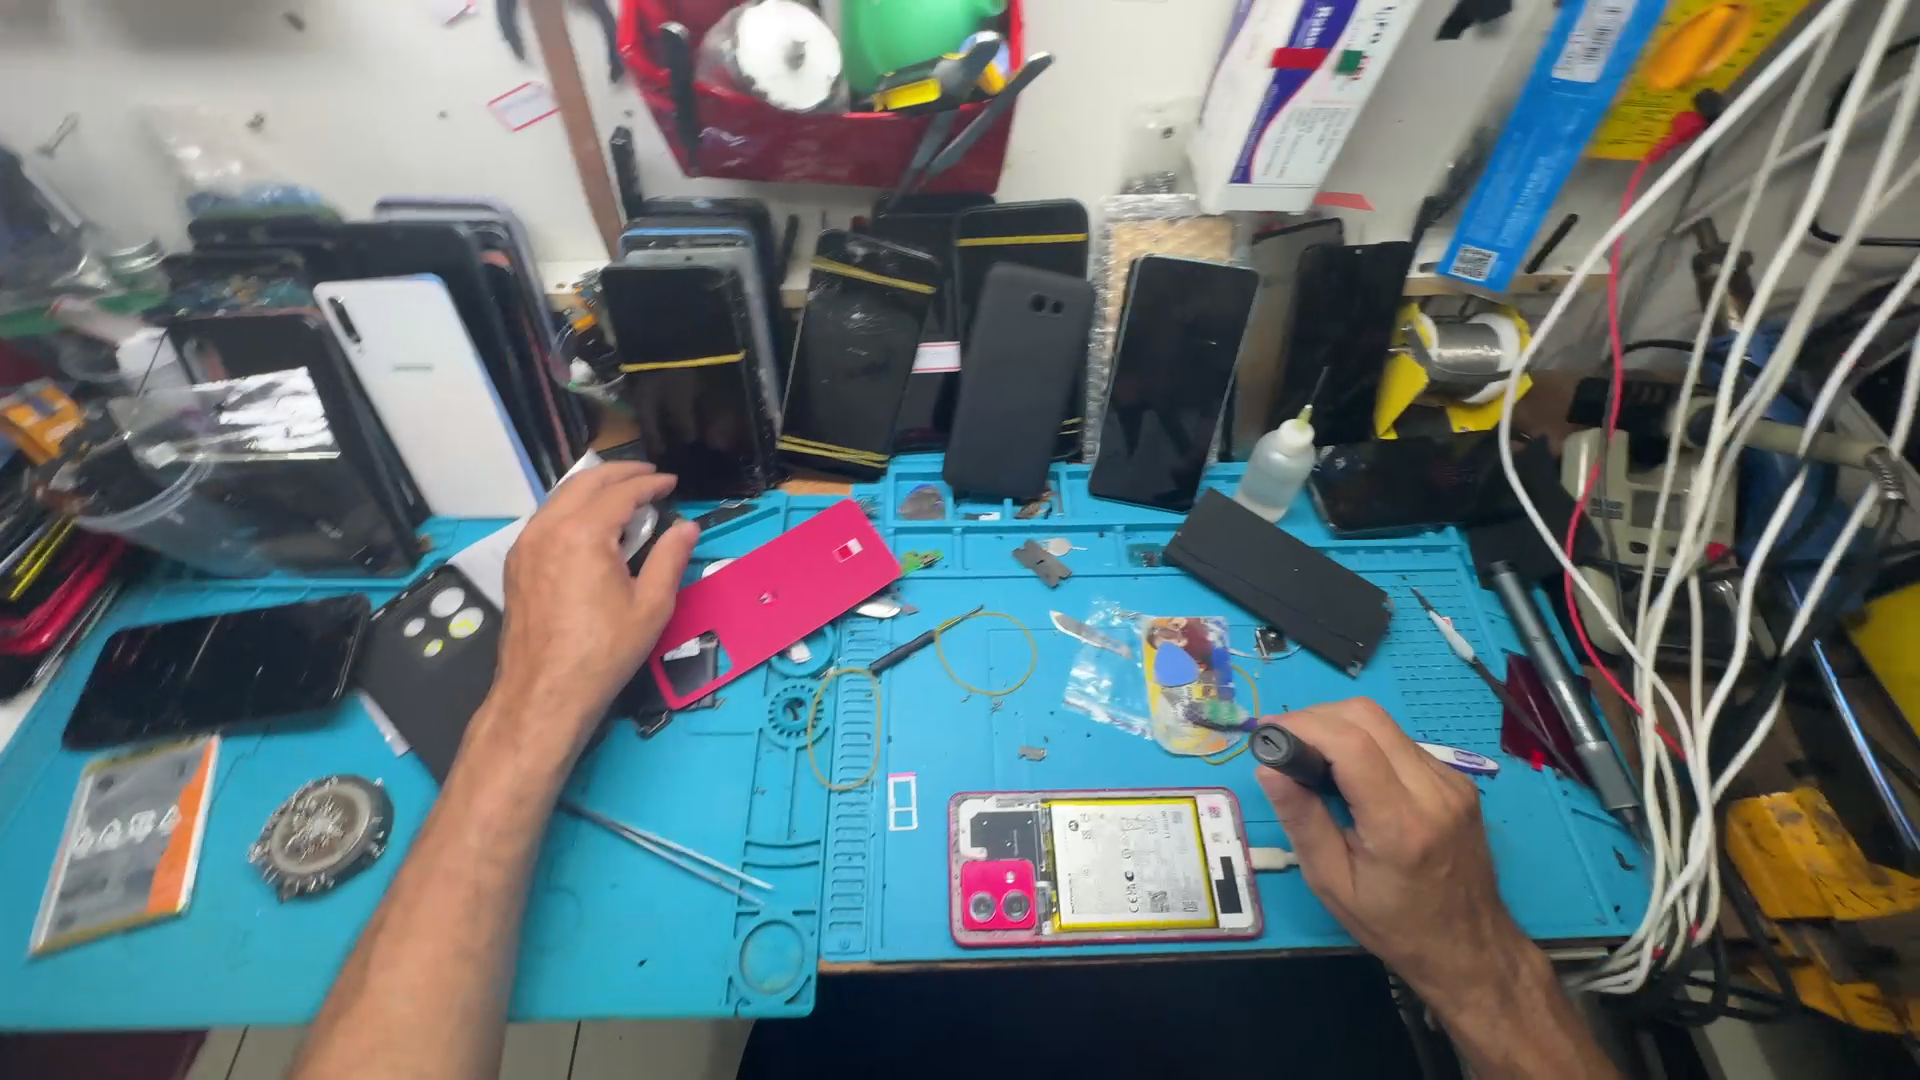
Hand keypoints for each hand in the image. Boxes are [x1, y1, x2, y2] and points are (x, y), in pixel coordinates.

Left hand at [492, 462, 697, 755]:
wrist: (546, 691)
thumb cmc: (605, 650)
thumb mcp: (652, 604)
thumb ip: (670, 557)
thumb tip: (687, 527)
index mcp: (583, 534)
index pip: (621, 493)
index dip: (650, 483)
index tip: (671, 483)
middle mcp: (547, 529)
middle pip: (584, 483)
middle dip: (619, 473)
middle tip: (649, 475)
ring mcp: (526, 546)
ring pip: (560, 497)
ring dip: (594, 488)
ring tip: (624, 494)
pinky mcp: (517, 564)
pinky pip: (547, 518)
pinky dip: (573, 507)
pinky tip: (593, 523)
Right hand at [1254, 697, 1534, 1003]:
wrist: (1472, 950)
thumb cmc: (1393, 924)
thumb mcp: (1331, 882)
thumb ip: (1301, 820)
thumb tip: (1266, 767)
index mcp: (1400, 825)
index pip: (1351, 744)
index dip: (1303, 726)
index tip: (1269, 735)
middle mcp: (1433, 792)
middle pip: (1366, 716)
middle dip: (1315, 717)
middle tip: (1285, 743)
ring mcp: (1451, 782)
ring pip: (1382, 722)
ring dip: (1338, 726)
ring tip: (1312, 755)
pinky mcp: (1456, 780)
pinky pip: (1399, 739)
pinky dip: (1363, 741)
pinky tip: (1349, 771)